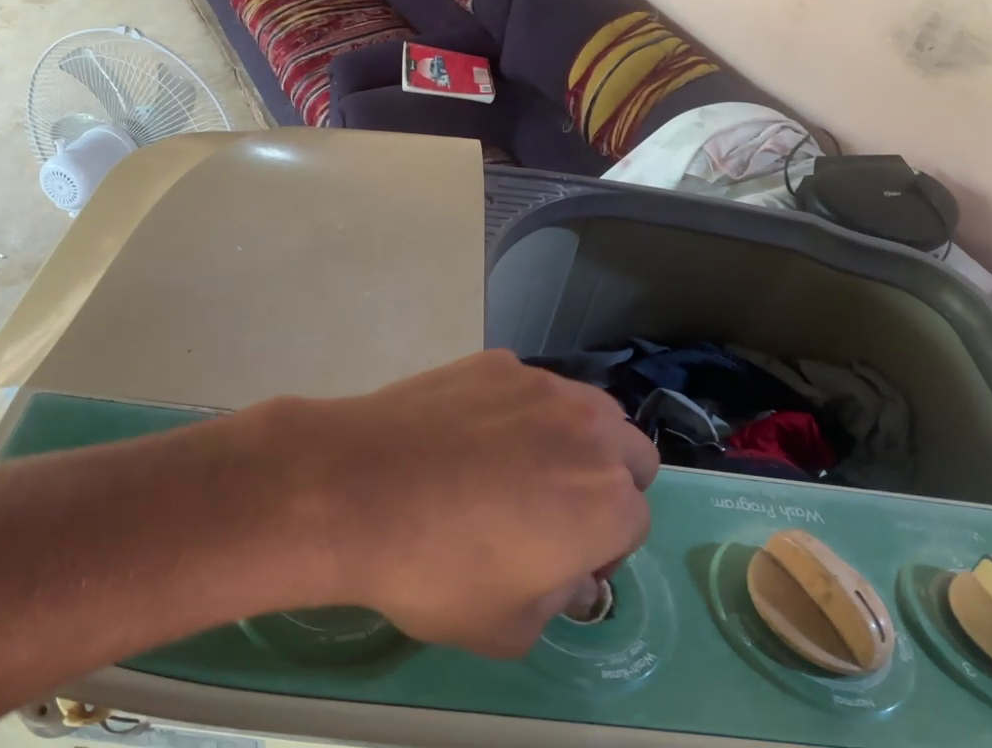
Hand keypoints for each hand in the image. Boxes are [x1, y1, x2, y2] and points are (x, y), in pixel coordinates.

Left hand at [250, 349, 657, 658]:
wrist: (357, 489)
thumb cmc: (435, 571)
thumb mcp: (506, 628)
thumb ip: (558, 602)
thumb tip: (570, 574)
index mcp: (609, 502)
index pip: (634, 524)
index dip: (602, 549)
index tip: (562, 561)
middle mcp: (591, 433)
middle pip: (630, 455)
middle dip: (607, 484)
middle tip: (553, 511)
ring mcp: (544, 387)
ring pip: (588, 411)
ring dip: (573, 440)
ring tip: (515, 466)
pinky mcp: (498, 364)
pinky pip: (530, 389)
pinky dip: (519, 412)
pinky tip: (467, 437)